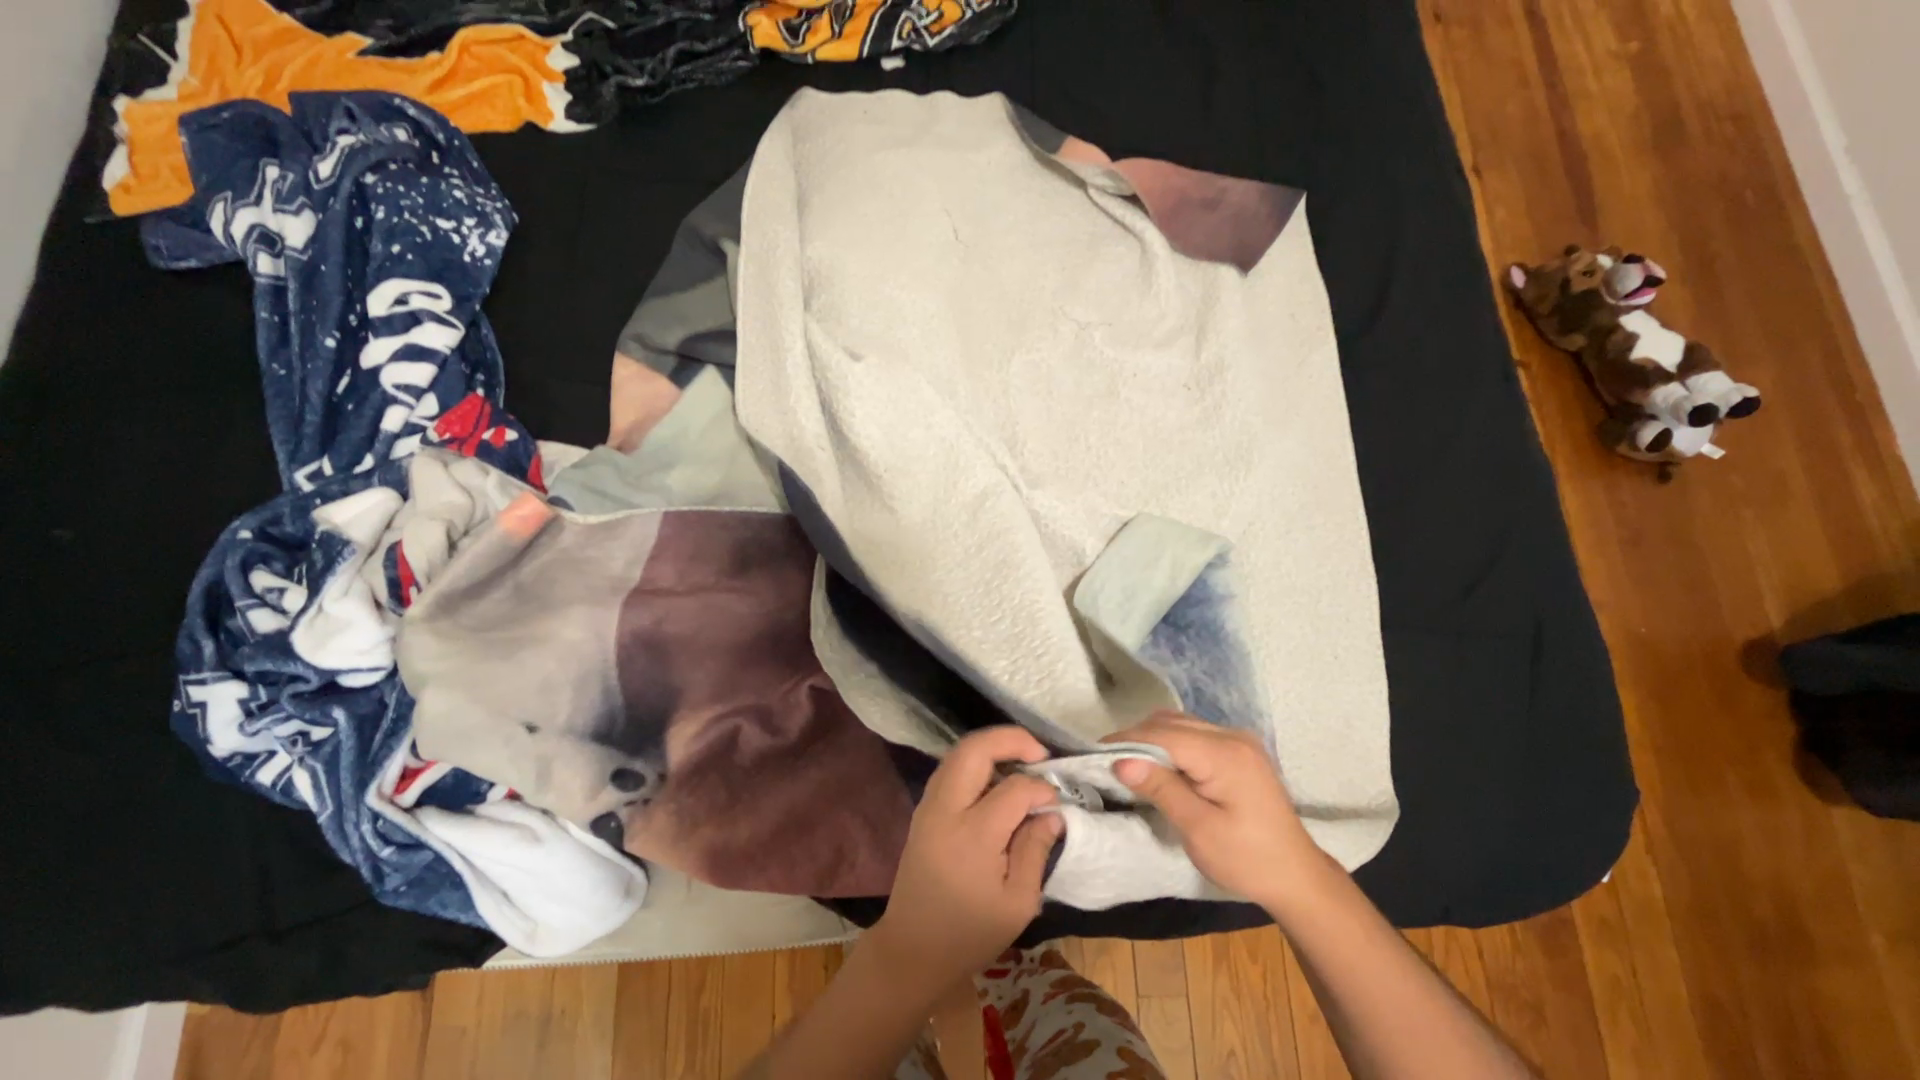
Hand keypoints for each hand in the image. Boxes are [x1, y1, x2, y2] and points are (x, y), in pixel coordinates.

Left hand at [867, 727, 1062, 991]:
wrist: (913, 950)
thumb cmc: (971, 934)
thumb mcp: (1018, 903)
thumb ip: (1035, 851)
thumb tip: (1051, 813)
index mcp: (973, 836)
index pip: (1014, 789)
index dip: (1042, 789)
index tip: (1057, 803)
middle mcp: (945, 811)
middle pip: (974, 749)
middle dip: (1010, 739)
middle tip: (1040, 753)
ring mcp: (928, 808)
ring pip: (957, 754)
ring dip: (991, 747)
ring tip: (1022, 762)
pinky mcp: (922, 813)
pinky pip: (949, 771)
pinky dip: (975, 763)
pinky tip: (996, 780)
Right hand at [1107, 712, 1330, 908]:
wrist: (1295, 876)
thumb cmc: (1246, 859)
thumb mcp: (1198, 829)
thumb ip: (1161, 789)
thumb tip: (1120, 761)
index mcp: (1224, 755)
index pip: (1162, 734)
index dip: (1126, 741)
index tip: (1093, 756)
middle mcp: (1233, 737)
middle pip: (1171, 723)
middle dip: (1136, 738)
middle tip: (1106, 763)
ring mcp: (1240, 742)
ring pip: (1182, 725)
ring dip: (1152, 740)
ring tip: (1127, 765)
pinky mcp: (1241, 753)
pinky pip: (1196, 736)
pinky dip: (1171, 745)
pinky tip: (1158, 768)